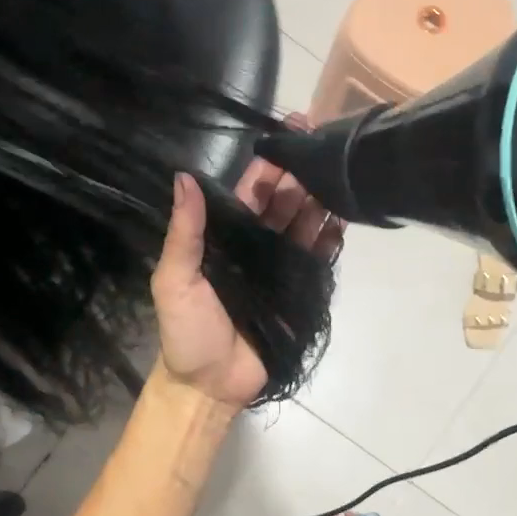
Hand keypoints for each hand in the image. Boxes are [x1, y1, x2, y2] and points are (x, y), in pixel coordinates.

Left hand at [150, 124, 344, 408]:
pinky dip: (330, 242)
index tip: (289, 130)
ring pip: (303, 228)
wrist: (209, 385)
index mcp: (223, 240)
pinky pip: (316, 263)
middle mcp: (254, 249)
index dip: (268, 165)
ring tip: (340, 179)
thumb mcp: (174, 280)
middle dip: (302, 177)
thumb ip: (184, 233)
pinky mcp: (299, 296)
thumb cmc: (186, 333)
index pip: (249, 195)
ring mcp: (279, 272)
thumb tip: (184, 176)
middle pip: (283, 206)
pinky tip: (342, 222)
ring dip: (320, 204)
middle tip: (324, 147)